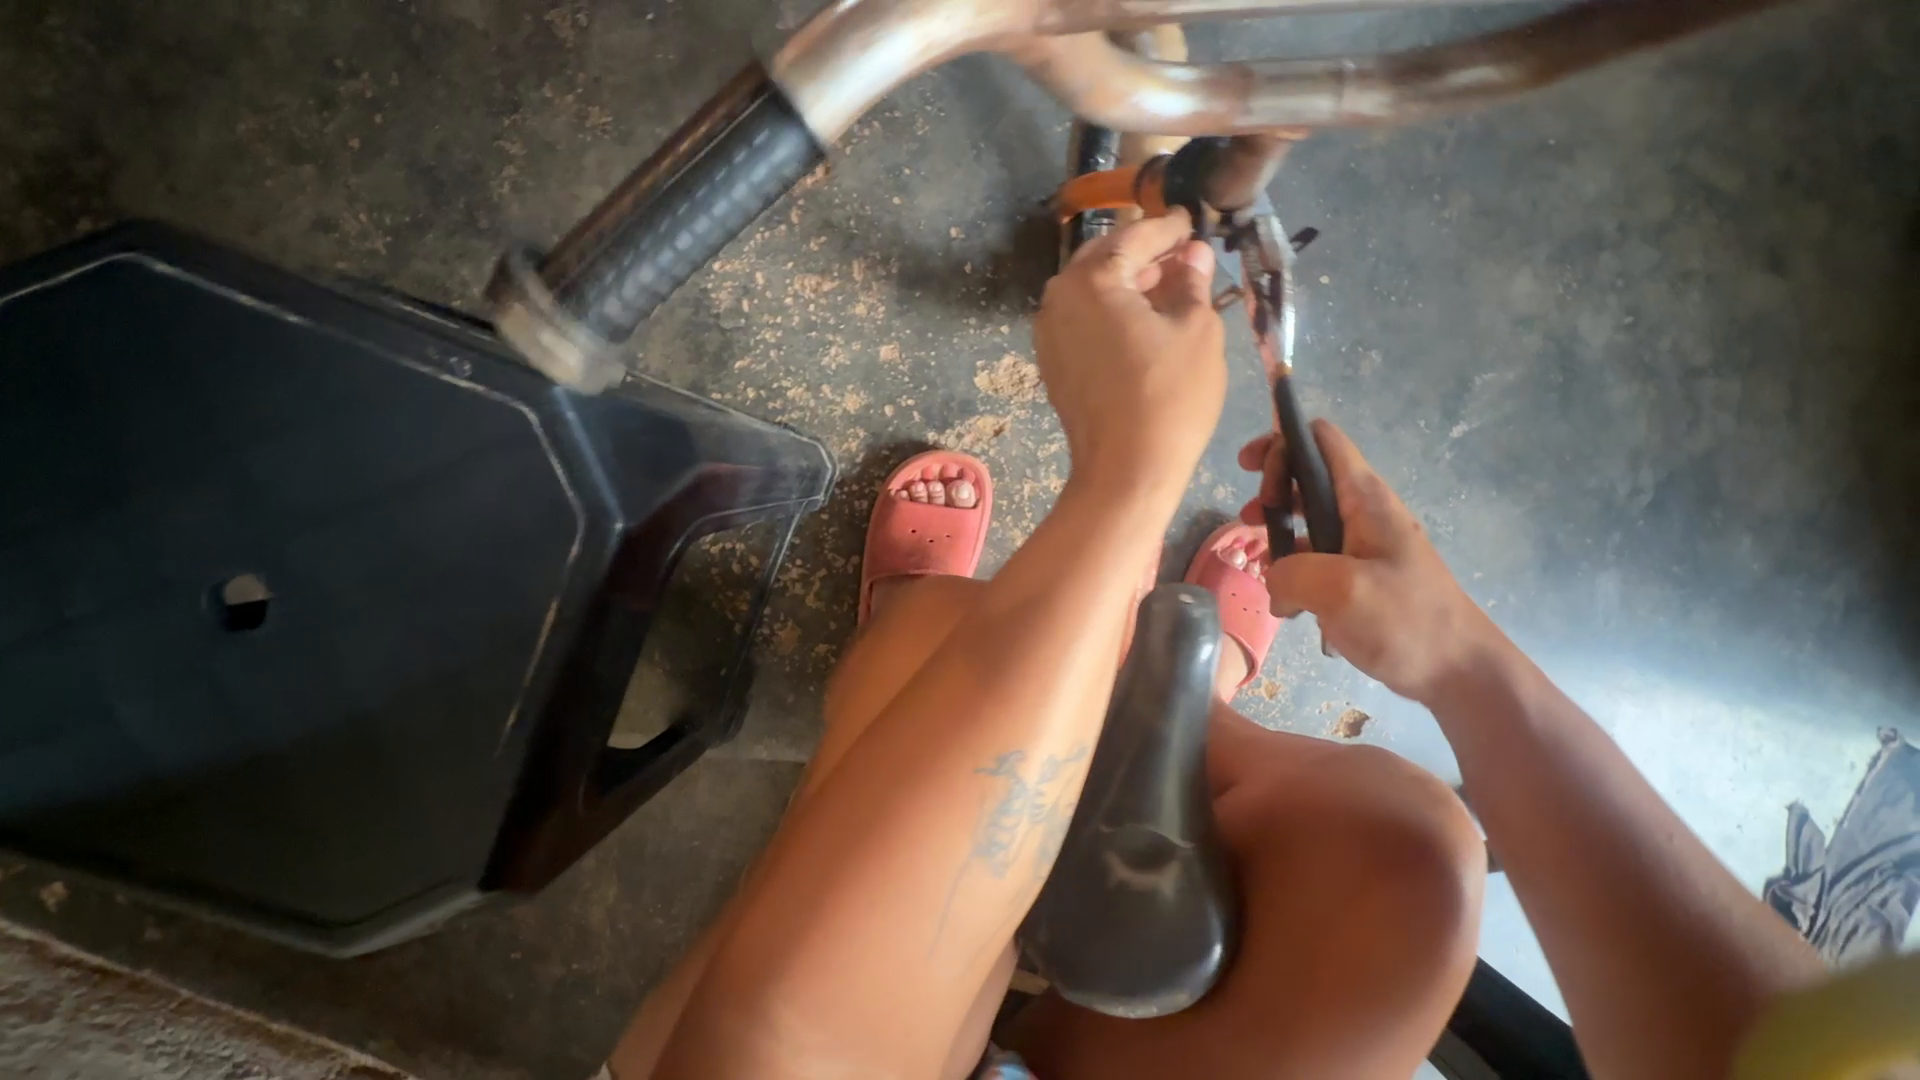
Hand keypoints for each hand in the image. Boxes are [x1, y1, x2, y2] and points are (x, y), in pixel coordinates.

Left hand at [1035, 211, 1225, 500]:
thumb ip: (1192, 282)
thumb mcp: (1197, 330)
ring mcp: (1048, 334)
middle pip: (1104, 260)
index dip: (1168, 228)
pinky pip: (1083, 321)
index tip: (1192, 221)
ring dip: (1126, 283)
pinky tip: (1141, 321)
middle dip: (1143, 253)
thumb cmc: (1169, 396)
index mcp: (1090, 280)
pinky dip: (1110, 312)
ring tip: (1168, 287)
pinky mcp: (1053, 364)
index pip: (1134, 237)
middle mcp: (1058, 299)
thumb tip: (1193, 254)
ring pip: (1090, 292)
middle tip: (1183, 253)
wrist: (1125, 470)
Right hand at [1238, 420, 1510, 704]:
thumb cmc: (1405, 621)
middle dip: (1271, 487)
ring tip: (1257, 556)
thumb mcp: (1338, 591)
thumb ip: (1289, 572)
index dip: (1280, 440)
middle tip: (1249, 519)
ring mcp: (1363, 544)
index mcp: (1364, 499)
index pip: (1321, 439)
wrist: (1458, 670)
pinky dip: (1292, 566)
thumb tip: (1274, 580)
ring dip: (1277, 528)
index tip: (1248, 467)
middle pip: (1308, 475)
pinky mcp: (1360, 576)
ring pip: (1308, 517)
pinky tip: (1283, 600)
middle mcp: (1364, 512)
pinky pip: (1316, 555)